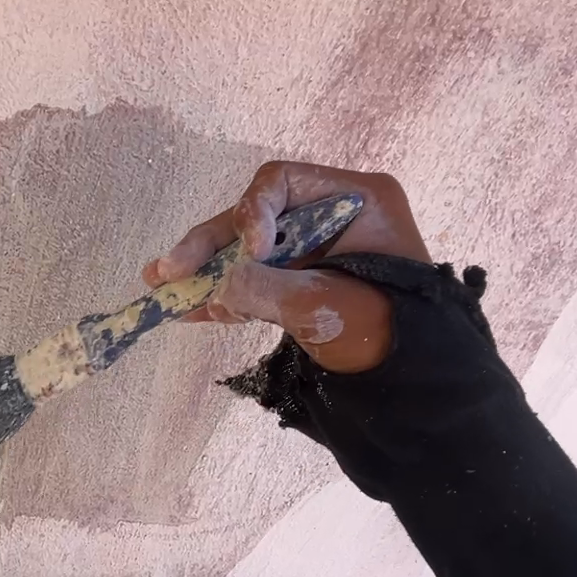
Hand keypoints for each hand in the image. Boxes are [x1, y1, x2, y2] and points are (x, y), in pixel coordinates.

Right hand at [142, 161, 427, 372]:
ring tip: (160, 288)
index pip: (282, 185)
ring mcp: (309, 255)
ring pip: (244, 253)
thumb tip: (215, 284)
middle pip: (253, 220)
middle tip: (166, 271)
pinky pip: (251, 283)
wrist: (416, 391)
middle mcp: (328, 219)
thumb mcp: (325, 307)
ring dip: (203, 272)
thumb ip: (266, 288)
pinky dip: (221, 297)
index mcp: (355, 202)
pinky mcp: (296, 287)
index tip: (246, 252)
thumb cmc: (388, 336)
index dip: (251, 213)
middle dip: (208, 247)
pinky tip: (187, 310)